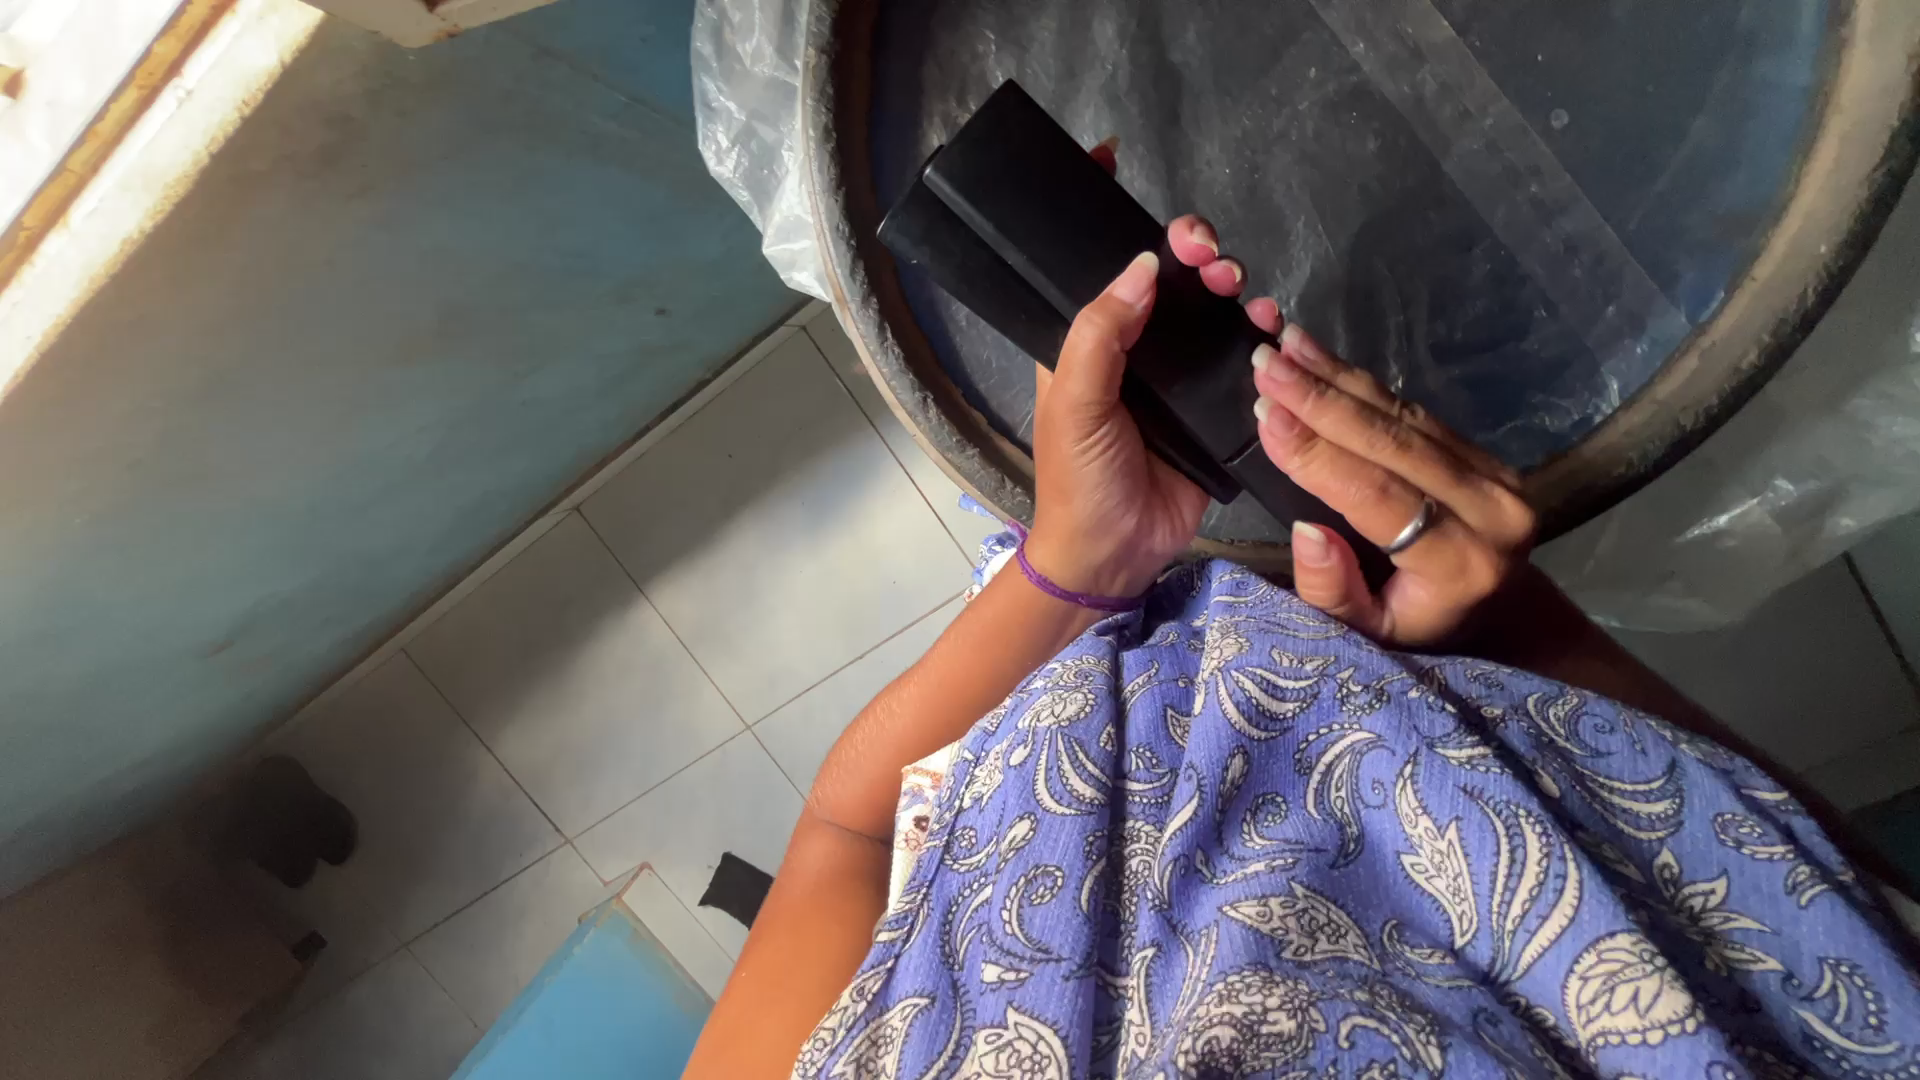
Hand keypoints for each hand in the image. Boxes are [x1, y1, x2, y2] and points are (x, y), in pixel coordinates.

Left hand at [1025, 211, 1254, 598]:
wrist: (1113, 552)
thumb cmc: (1079, 478)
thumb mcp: (1073, 402)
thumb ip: (1099, 334)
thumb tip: (1142, 266)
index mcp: (1084, 345)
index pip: (1095, 269)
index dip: (1106, 219)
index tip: (1118, 159)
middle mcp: (1130, 353)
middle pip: (1164, 281)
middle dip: (1188, 253)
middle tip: (1207, 253)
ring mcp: (1173, 379)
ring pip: (1206, 312)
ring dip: (1226, 287)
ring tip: (1238, 286)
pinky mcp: (1210, 407)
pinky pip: (1236, 357)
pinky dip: (1253, 333)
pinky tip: (1264, 323)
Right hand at [1250, 324, 1538, 647]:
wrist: (1497, 614)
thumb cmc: (1415, 628)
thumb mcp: (1364, 633)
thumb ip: (1333, 591)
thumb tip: (1305, 531)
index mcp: (1460, 562)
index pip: (1374, 494)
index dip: (1316, 453)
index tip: (1264, 413)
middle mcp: (1490, 509)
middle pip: (1392, 441)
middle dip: (1319, 398)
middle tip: (1264, 362)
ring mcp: (1494, 474)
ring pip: (1403, 415)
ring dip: (1336, 377)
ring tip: (1284, 347)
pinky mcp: (1485, 452)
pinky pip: (1415, 411)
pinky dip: (1361, 382)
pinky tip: (1320, 359)